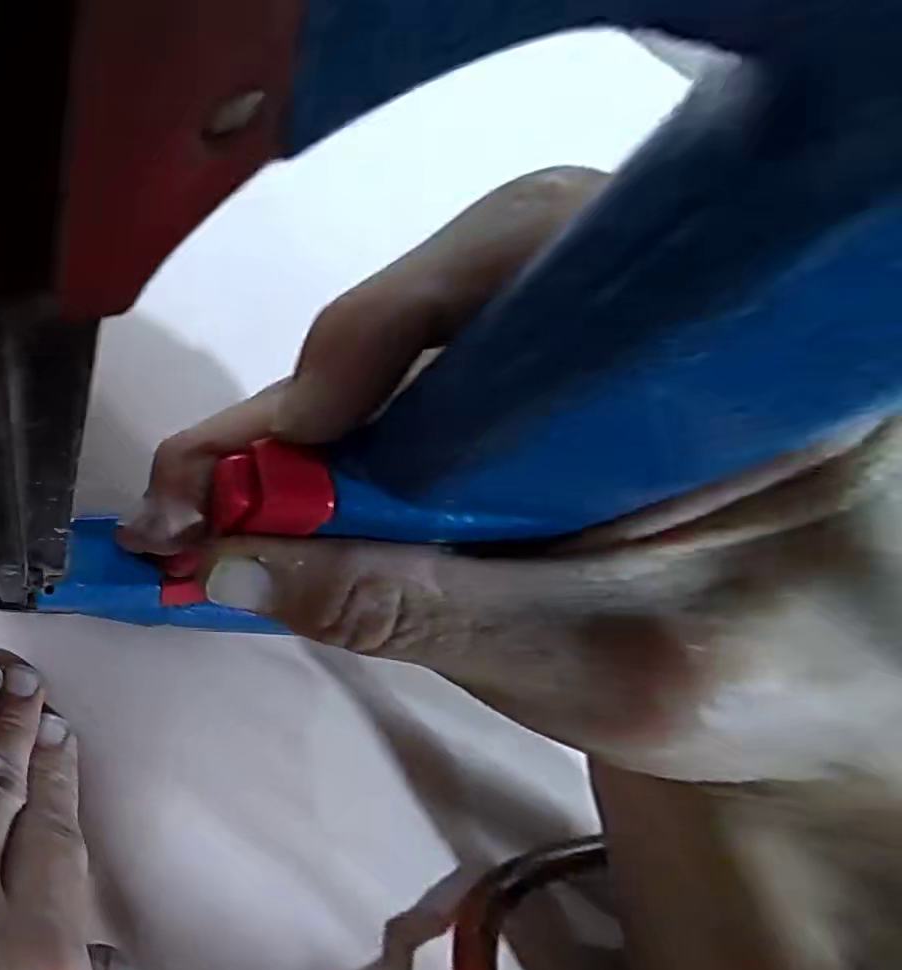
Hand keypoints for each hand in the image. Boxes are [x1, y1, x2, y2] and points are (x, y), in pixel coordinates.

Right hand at [124, 166, 901, 784]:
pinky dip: (269, 491)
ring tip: (178, 529)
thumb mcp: (593, 658)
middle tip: (179, 502)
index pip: (518, 252)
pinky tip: (225, 532)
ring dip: (248, 460)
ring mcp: (503, 393)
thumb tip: (223, 568)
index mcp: (695, 343)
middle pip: (387, 330)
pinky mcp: (451, 444)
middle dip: (271, 421)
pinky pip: (337, 446)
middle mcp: (580, 340)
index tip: (302, 431)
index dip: (380, 324)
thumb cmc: (759, 684)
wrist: (793, 713)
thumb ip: (408, 609)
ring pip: (342, 395)